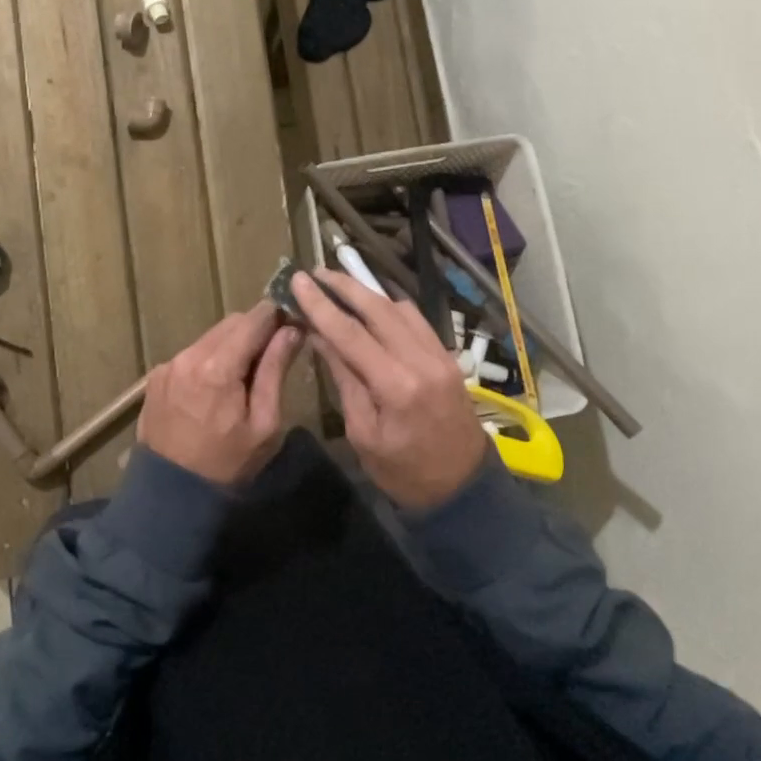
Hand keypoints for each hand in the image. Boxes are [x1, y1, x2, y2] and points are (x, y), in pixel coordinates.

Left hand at [138, 301, 302, 485]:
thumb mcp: (264, 424)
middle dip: (254, 331)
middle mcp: (188, 356)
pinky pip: (190, 356)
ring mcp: (168, 366)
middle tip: (273, 352)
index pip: (252, 320)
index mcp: (217, 367)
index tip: (293, 318)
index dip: (275, 315)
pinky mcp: (156, 378)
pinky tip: (215, 389)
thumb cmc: (228, 463)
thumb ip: (275, 371)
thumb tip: (291, 331)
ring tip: (244, 376)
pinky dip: (208, 361)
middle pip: (229, 324)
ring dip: (230, 346)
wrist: (172, 493)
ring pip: (209, 338)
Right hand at [292, 269, 487, 509]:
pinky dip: (390, 308)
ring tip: (338, 284)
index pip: (351, 333)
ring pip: (400, 309)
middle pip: (378, 309)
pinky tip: (371, 306)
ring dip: (368, 293)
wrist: (462, 489)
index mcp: (397, 386)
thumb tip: (320, 335)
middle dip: (344, 286)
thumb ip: (344, 378)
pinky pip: (417, 321)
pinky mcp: (449, 358)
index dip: (321, 305)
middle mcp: (422, 361)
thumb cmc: (402, 471)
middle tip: (316, 272)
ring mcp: (441, 356)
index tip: (299, 281)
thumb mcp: (362, 432)